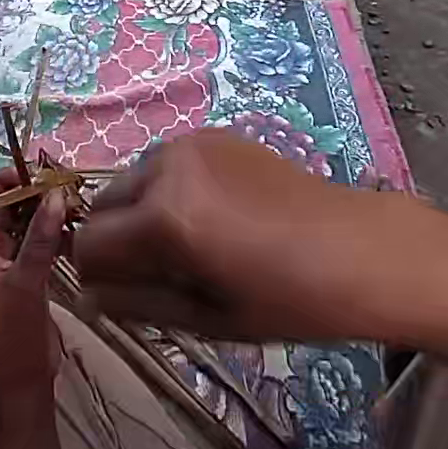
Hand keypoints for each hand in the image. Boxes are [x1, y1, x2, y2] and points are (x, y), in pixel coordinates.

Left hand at [0, 166, 69, 397]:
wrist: (21, 386)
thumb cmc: (12, 337)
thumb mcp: (26, 282)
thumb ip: (40, 237)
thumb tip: (55, 194)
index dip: (6, 181)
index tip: (37, 173)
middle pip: (6, 205)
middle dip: (32, 191)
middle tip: (64, 184)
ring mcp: (9, 261)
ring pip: (25, 221)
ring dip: (46, 209)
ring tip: (74, 200)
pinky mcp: (28, 272)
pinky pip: (38, 239)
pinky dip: (54, 228)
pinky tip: (75, 224)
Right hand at [72, 130, 447, 343]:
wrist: (360, 246)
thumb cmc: (289, 297)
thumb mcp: (209, 316)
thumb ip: (136, 303)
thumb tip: (87, 295)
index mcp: (166, 216)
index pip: (90, 242)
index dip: (94, 273)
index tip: (115, 292)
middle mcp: (167, 166)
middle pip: (103, 203)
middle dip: (114, 238)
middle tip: (155, 269)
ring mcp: (189, 141)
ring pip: (131, 179)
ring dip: (139, 210)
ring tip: (186, 240)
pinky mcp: (210, 132)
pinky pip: (164, 163)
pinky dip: (167, 188)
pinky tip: (209, 211)